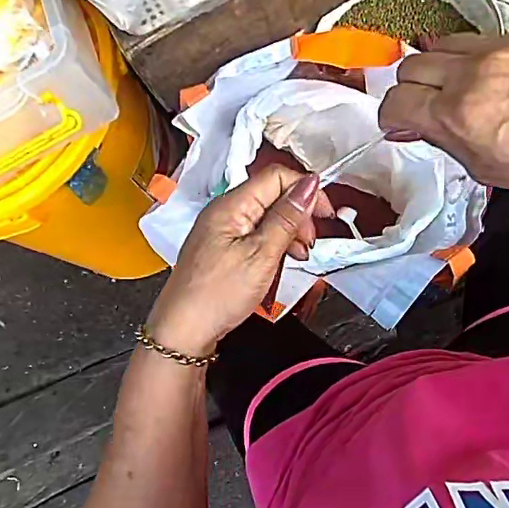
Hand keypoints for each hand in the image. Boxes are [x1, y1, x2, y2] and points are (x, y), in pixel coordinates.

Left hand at [146, 166, 326, 356]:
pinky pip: (254, 235)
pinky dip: (273, 245)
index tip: (324, 213)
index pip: (277, 176)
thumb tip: (308, 186)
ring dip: (288, 232)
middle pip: (273, 195)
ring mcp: (221, 230)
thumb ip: (286, 218)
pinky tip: (279, 262)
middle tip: (308, 242)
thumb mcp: (262, 255)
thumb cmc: (213, 297)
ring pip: (266, 216)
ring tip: (296, 255)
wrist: (184, 330)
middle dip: (299, 214)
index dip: (306, 190)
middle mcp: (223, 212)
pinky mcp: (222, 248)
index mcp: (231, 206)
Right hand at [379, 25, 508, 200]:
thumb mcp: (488, 170)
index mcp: (459, 115)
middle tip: (422, 104)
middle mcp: (475, 74)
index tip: (398, 122)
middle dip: (409, 88)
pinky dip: (481, 57)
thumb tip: (418, 128)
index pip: (396, 102)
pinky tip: (501, 76)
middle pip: (411, 65)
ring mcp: (504, 47)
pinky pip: (487, 38)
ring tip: (456, 85)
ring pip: (444, 43)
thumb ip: (446, 142)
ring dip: (440, 66)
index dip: (390, 116)